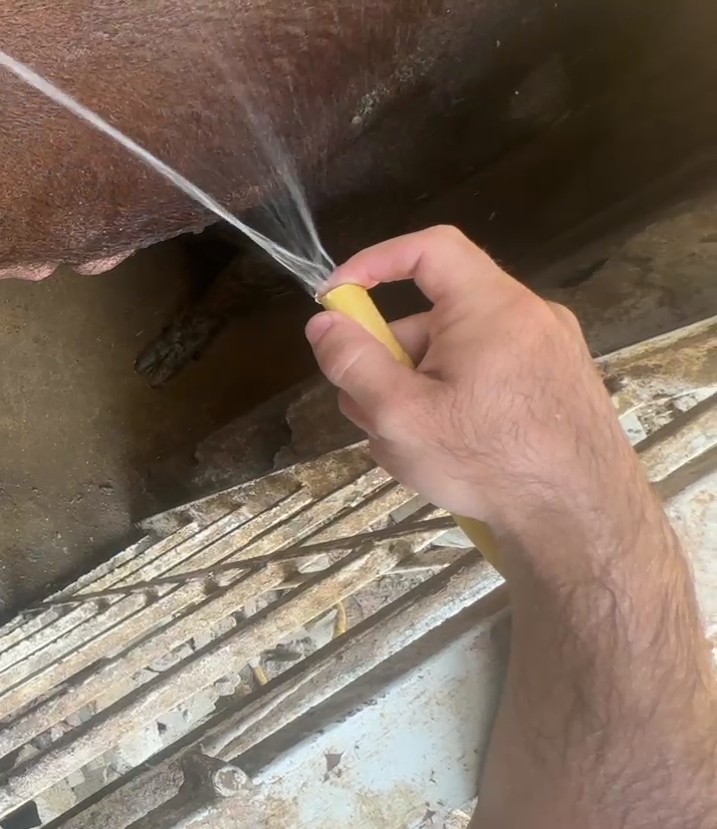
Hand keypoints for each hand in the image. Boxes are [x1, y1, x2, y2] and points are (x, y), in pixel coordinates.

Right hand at [306, 225, 642, 540]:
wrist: (573, 511)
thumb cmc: (482, 457)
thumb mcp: (396, 412)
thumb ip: (353, 362)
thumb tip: (322, 322)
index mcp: (490, 310)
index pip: (430, 250)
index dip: (371, 263)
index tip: (329, 299)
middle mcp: (522, 316)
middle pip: (424, 320)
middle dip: (380, 361)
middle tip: (367, 411)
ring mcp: (538, 349)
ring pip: (441, 355)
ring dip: (404, 391)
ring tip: (404, 442)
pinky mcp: (543, 379)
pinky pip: (469, 375)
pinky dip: (437, 402)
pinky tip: (437, 445)